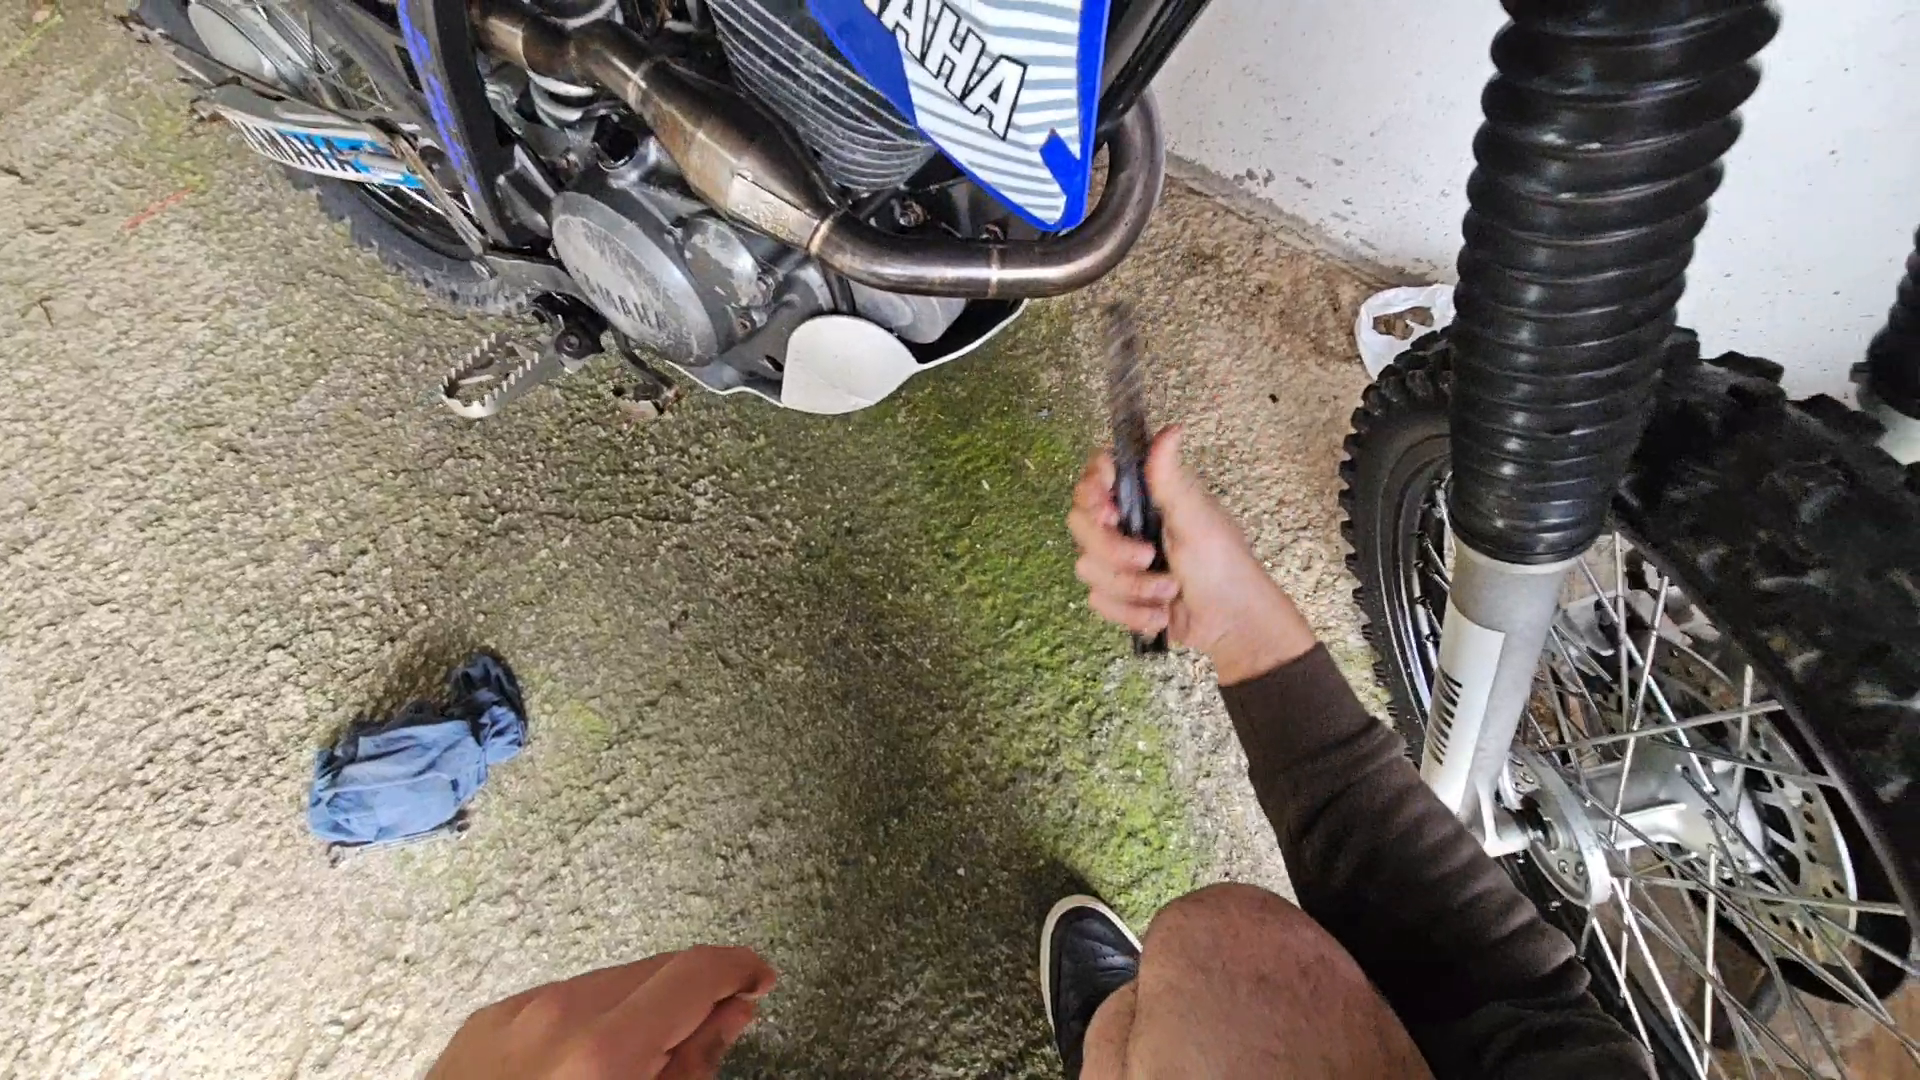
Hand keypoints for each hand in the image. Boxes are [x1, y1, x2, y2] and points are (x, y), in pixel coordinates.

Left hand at [426, 947, 775, 1079]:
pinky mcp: (484, 1020)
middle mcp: (558, 1012)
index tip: (762, 982)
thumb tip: (733, 1010)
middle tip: (711, 1032)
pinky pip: (563, 999)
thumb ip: (693, 1067)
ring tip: (641, 1060)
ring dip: (643, 1005)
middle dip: (693, 992)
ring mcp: (514, 1011)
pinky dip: (592, 1018)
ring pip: (613, 980)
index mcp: (602, 1051)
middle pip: (658, 970)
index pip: (695, 970)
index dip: (740, 967)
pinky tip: (586, 1064)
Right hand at [1068, 427, 1317, 684]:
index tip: (1108, 509)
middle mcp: (1125, 524)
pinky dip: (1130, 612)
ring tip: (1169, 591)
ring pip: (1087, 567)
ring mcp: (1117, 561)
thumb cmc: (1223, 565)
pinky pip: (1098, 600)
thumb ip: (1170, 478)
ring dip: (1131, 586)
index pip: (1094, 478)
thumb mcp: (1196, 519)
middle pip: (1081, 525)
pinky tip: (1159, 615)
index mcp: (1144, 497)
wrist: (1231, 626)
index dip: (1091, 491)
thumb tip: (1172, 428)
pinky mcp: (1117, 596)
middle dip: (1113, 549)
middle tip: (1148, 557)